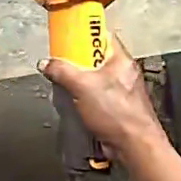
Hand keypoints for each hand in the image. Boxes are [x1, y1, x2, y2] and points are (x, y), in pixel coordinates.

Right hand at [39, 37, 167, 160]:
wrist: (133, 146)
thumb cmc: (120, 115)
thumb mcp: (82, 86)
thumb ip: (61, 71)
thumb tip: (47, 63)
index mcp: (120, 60)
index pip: (102, 35)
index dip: (84, 34)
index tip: (68, 36)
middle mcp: (122, 73)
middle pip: (93, 57)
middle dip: (75, 63)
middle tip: (63, 66)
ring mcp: (119, 90)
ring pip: (92, 78)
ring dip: (77, 83)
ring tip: (68, 89)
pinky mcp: (114, 107)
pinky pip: (93, 95)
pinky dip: (82, 98)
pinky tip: (75, 105)